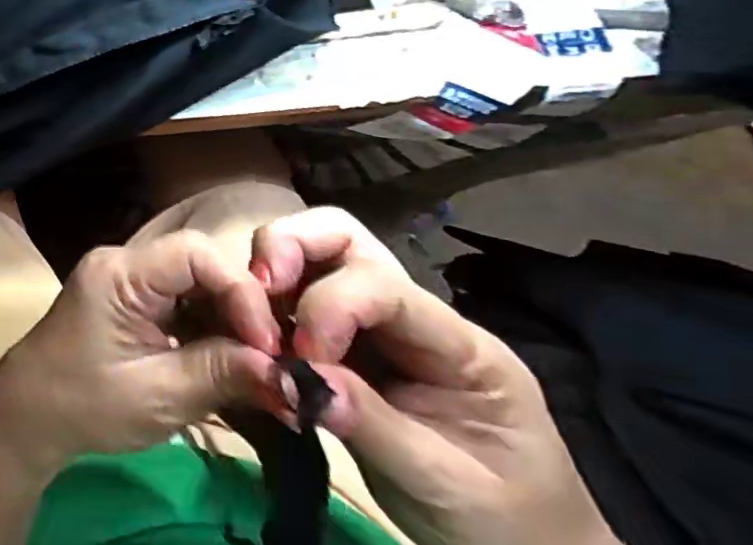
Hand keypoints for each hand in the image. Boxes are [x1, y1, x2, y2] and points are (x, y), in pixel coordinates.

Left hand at [0, 230, 286, 477]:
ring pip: (197, 285)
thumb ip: (223, 374)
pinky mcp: (134, 301)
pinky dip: (213, 330)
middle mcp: (124, 263)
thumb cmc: (87, 403)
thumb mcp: (160, 394)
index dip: (240, 292)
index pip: (194, 254)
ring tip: (263, 367)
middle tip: (277, 360)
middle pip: (199, 265)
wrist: (32, 413)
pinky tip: (236, 362)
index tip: (268, 346)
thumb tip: (293, 374)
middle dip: (243, 309)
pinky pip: (185, 302)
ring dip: (233, 322)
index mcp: (119, 272)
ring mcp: (128, 280)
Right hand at [252, 208, 618, 544]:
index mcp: (460, 345)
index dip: (328, 305)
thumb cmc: (500, 522)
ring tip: (252, 320)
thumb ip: (370, 425)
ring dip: (273, 272)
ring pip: (315, 254)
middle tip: (256, 288)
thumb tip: (293, 378)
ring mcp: (379, 322)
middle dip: (289, 247)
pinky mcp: (348, 339)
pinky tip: (257, 337)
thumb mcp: (443, 485)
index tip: (300, 356)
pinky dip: (268, 303)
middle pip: (343, 237)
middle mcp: (415, 314)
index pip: (382, 286)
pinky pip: (298, 295)